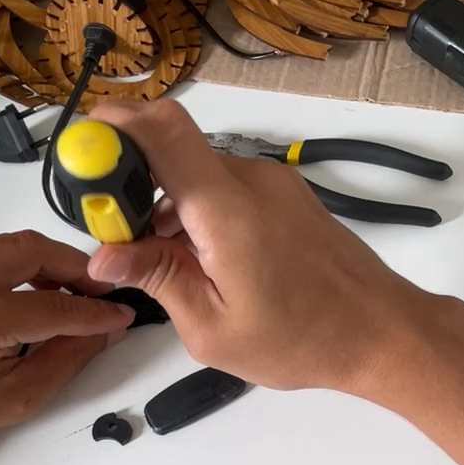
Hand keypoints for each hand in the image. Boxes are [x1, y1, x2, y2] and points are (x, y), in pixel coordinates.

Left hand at [0, 231, 134, 461]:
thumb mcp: (10, 401)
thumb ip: (64, 361)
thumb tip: (101, 334)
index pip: (53, 306)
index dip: (96, 313)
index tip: (120, 316)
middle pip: (34, 251)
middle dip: (78, 270)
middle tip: (101, 293)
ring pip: (10, 244)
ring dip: (49, 263)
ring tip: (70, 292)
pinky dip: (16, 265)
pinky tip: (30, 290)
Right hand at [83, 100, 446, 393]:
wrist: (381, 331)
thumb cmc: (306, 339)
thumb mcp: (213, 328)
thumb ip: (156, 278)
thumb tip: (105, 255)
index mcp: (227, 208)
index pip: (160, 128)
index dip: (112, 125)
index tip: (82, 155)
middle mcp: (252, 180)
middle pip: (172, 150)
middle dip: (132, 185)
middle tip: (120, 240)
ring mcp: (274, 184)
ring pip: (199, 172)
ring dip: (169, 205)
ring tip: (171, 265)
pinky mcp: (287, 195)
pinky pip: (228, 186)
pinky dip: (202, 211)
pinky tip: (205, 259)